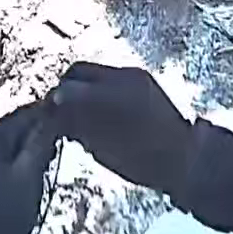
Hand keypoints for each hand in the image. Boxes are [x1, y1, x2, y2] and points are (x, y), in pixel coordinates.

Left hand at [0, 103, 58, 233]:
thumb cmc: (7, 213)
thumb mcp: (30, 173)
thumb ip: (41, 139)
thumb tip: (53, 110)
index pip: (23, 113)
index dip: (47, 111)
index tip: (68, 113)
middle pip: (14, 125)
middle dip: (38, 126)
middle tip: (62, 132)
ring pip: (8, 141)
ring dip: (29, 142)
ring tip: (50, 149)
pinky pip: (2, 156)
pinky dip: (19, 156)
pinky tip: (32, 166)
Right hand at [50, 63, 193, 194]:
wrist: (184, 155)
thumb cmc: (143, 161)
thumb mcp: (103, 150)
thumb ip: (78, 128)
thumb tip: (56, 117)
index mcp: (110, 96)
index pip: (70, 86)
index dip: (55, 99)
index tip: (48, 114)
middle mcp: (121, 76)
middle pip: (79, 71)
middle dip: (66, 87)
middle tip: (59, 110)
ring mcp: (132, 74)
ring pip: (94, 72)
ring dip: (83, 87)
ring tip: (79, 110)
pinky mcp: (141, 76)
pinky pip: (111, 76)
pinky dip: (100, 89)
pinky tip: (99, 109)